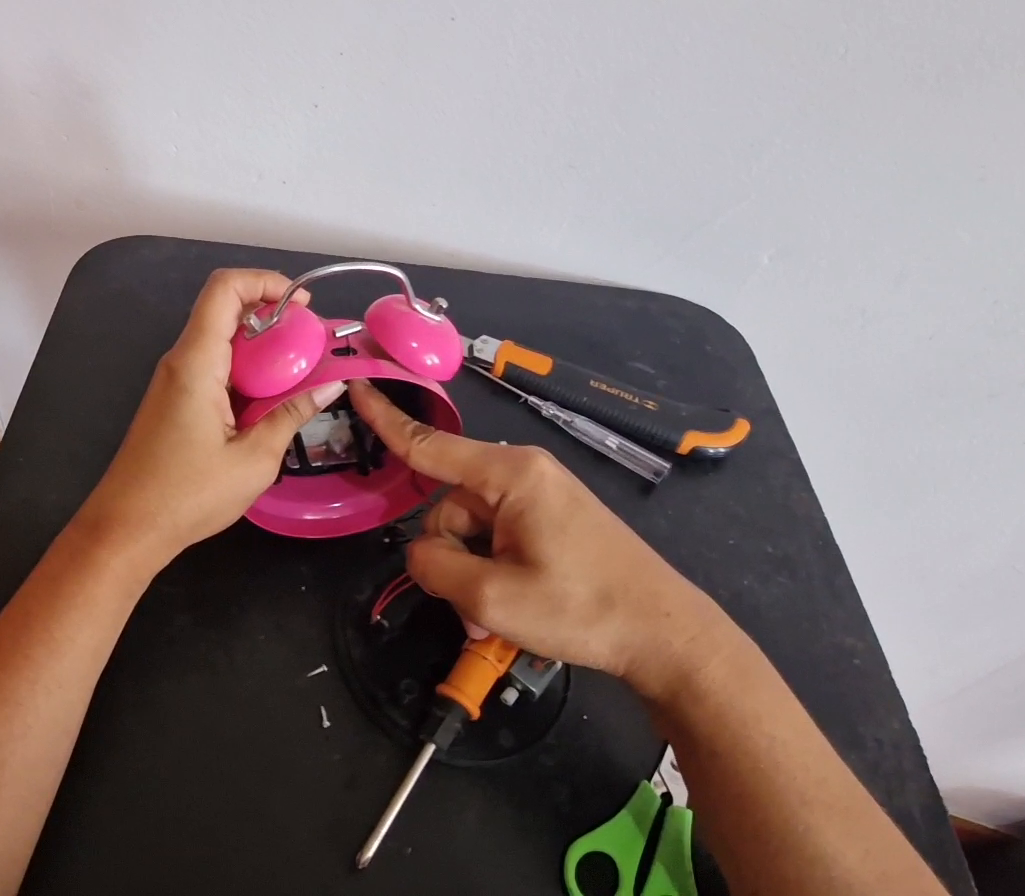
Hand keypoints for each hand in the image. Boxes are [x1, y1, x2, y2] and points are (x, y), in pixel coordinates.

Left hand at [73, 269, 345, 568]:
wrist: (127, 527)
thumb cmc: (188, 495)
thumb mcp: (254, 459)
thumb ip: (292, 414)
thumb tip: (330, 385)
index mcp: (196, 362)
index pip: (225, 289)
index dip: (266, 282)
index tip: (302, 307)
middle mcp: (181, 361)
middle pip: (225, 311)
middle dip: (273, 317)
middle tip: (312, 346)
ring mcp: (174, 380)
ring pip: (222, 341)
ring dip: (261, 349)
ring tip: (300, 375)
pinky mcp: (174, 400)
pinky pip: (214, 367)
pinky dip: (245, 371)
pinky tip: (270, 400)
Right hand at [348, 380, 732, 698]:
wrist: (668, 637)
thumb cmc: (583, 611)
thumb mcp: (492, 598)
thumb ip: (435, 566)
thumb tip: (421, 553)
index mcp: (511, 474)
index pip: (430, 444)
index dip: (386, 420)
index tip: (356, 387)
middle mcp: (523, 472)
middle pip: (449, 504)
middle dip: (450, 555)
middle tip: (476, 610)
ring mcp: (539, 494)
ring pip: (470, 527)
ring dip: (471, 572)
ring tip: (497, 619)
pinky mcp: (549, 517)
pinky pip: (497, 535)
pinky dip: (492, 570)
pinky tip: (511, 608)